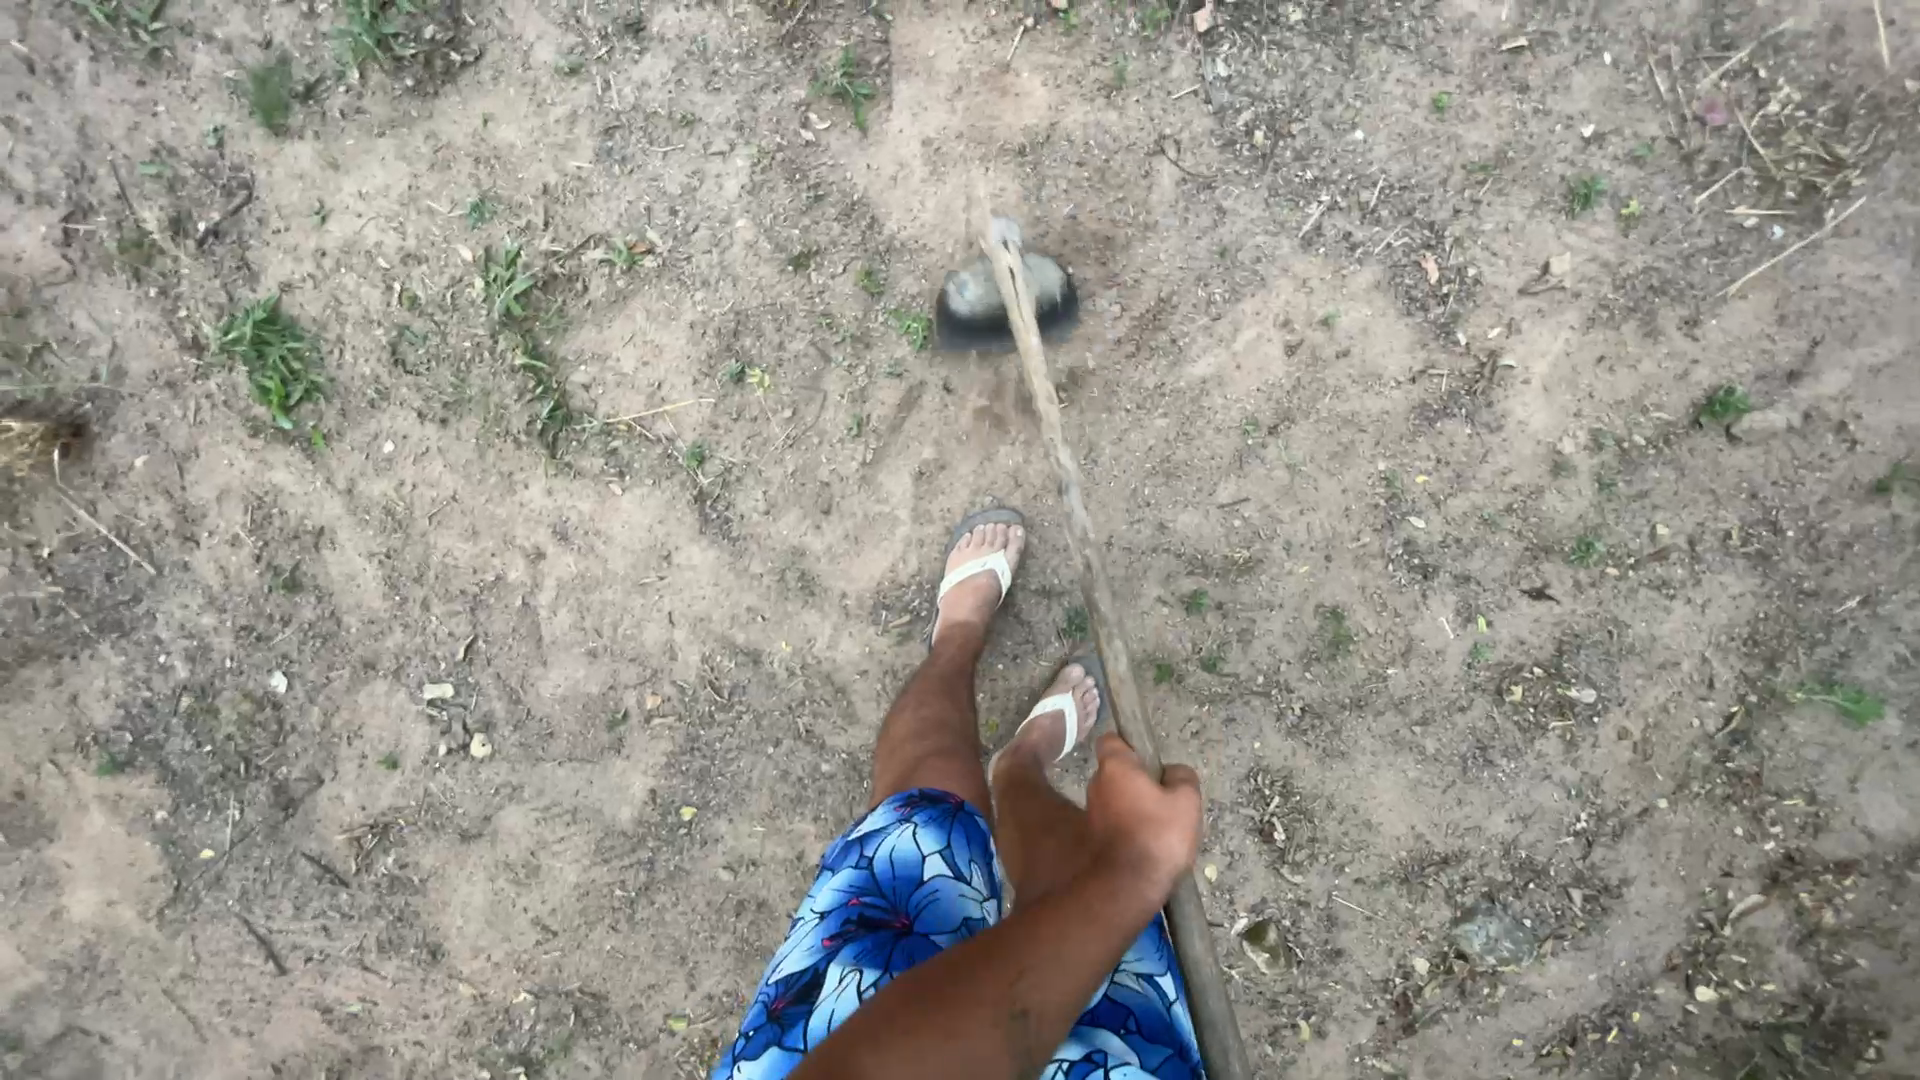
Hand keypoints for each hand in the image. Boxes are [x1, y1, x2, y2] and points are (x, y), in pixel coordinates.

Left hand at [1084, 734, 1202, 902]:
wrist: (1127, 886)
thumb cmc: (1157, 834)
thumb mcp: (1186, 801)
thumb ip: (1182, 778)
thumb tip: (1174, 772)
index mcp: (1114, 767)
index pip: (1111, 740)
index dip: (1129, 746)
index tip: (1148, 761)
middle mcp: (1095, 784)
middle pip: (1116, 772)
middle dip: (1137, 781)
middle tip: (1164, 798)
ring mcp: (1090, 812)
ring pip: (1116, 799)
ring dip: (1133, 807)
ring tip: (1161, 827)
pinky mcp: (1092, 838)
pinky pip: (1113, 823)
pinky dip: (1128, 828)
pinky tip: (1149, 845)